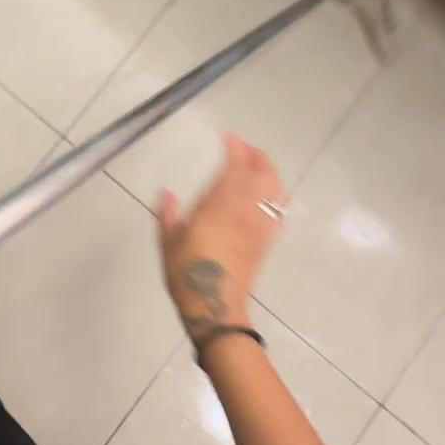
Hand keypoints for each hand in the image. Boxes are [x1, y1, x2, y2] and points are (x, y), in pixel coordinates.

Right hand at [156, 134, 286, 348]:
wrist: (215, 306)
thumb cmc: (187, 273)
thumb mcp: (168, 242)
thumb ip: (168, 213)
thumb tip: (167, 192)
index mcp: (218, 206)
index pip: (235, 167)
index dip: (235, 148)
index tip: (227, 138)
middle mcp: (244, 210)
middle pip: (261, 173)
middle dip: (255, 155)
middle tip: (243, 147)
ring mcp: (259, 225)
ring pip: (274, 189)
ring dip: (268, 171)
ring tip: (256, 165)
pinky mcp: (267, 240)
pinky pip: (278, 209)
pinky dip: (275, 194)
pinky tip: (268, 194)